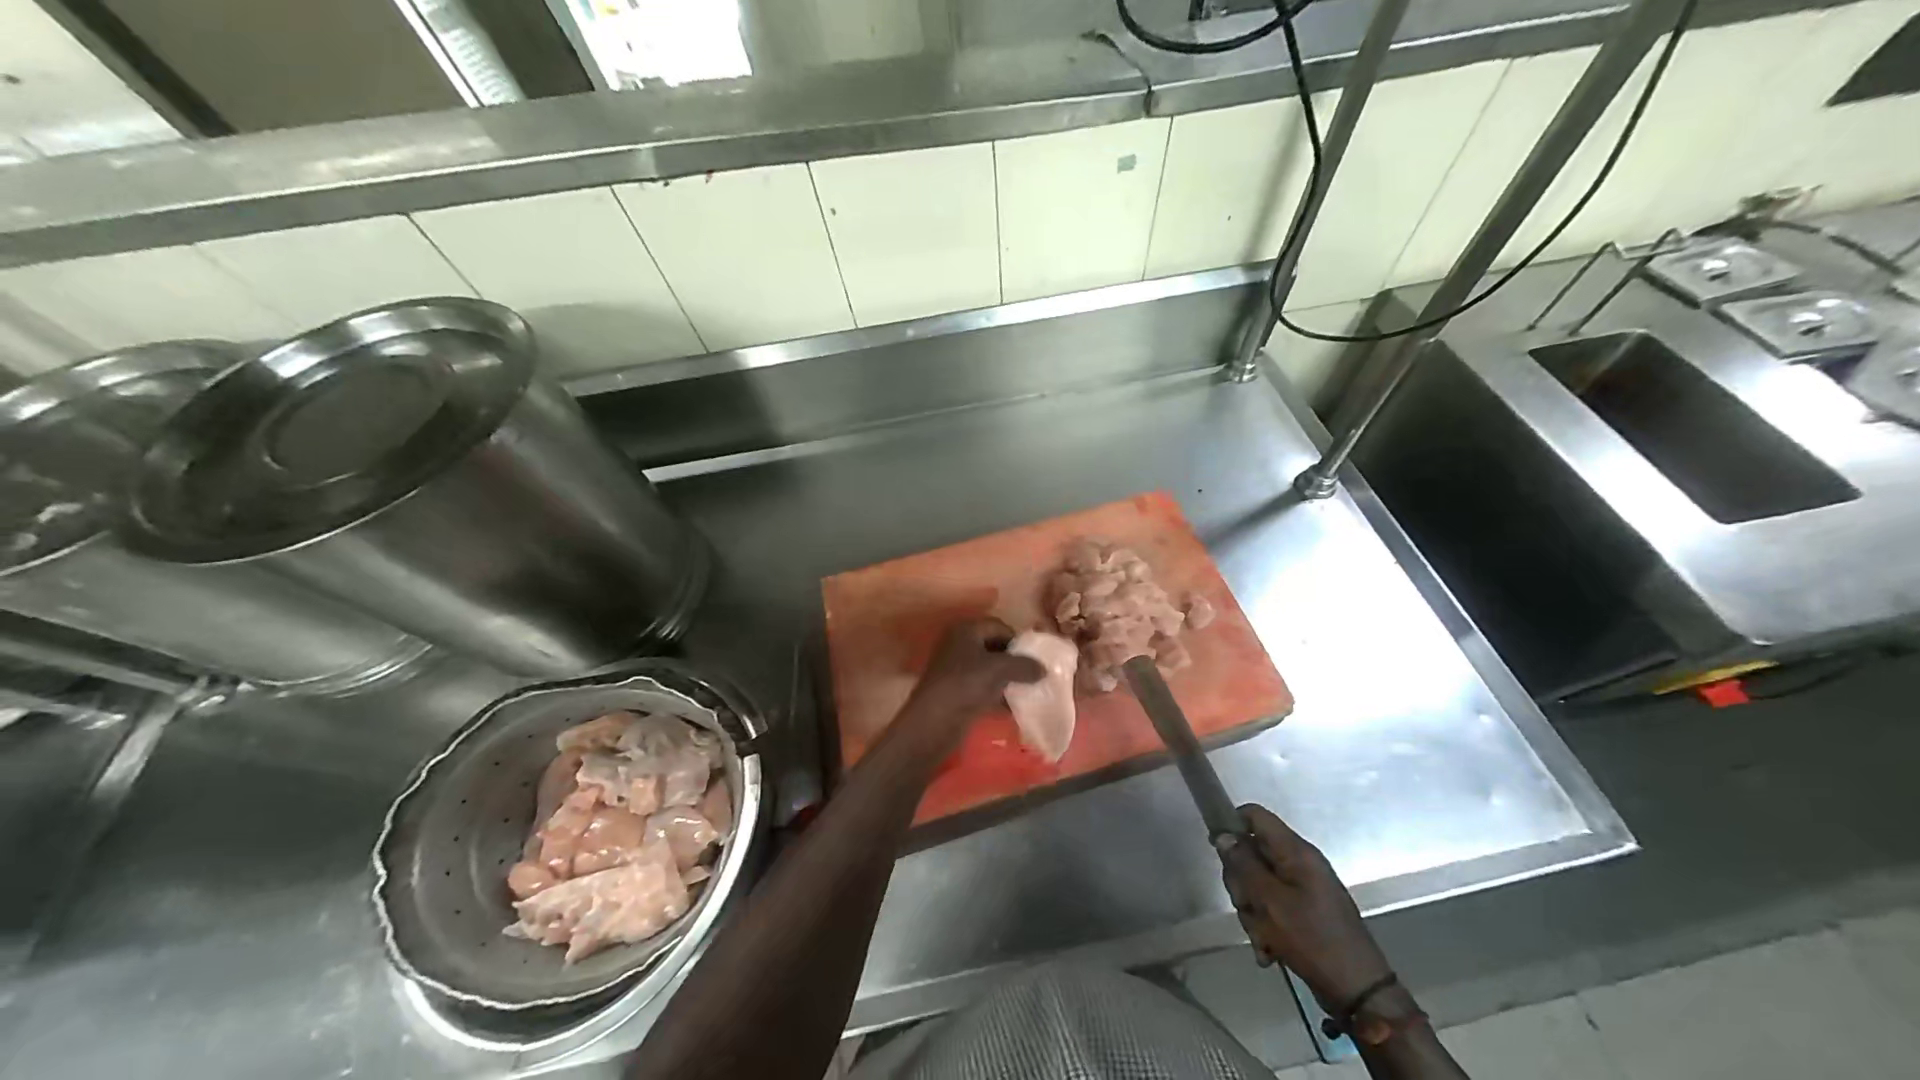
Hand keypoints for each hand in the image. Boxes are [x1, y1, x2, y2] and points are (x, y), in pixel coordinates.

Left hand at [902, 618, 1044, 725]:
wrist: (933, 722)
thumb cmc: (965, 685)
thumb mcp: (1000, 670)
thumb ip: (1024, 665)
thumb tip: (1043, 669)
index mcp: (965, 630)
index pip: (999, 626)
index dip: (1018, 640)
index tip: (1036, 657)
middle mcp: (958, 645)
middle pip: (994, 647)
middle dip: (1015, 661)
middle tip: (1035, 674)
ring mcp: (955, 670)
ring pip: (989, 670)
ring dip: (1008, 680)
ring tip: (1028, 692)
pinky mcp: (956, 693)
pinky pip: (983, 689)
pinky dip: (998, 696)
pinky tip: (1013, 709)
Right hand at [1222, 804, 1393, 1010]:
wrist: (1358, 990)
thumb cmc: (1313, 938)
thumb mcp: (1270, 900)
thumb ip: (1244, 865)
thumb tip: (1224, 836)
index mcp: (1296, 852)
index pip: (1256, 816)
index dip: (1232, 825)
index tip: (1217, 851)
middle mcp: (1300, 864)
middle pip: (1253, 853)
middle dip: (1242, 882)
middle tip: (1245, 905)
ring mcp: (1304, 888)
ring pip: (1259, 884)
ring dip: (1253, 910)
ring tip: (1261, 937)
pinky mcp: (1306, 912)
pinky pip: (1273, 907)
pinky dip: (1266, 926)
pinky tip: (1268, 949)